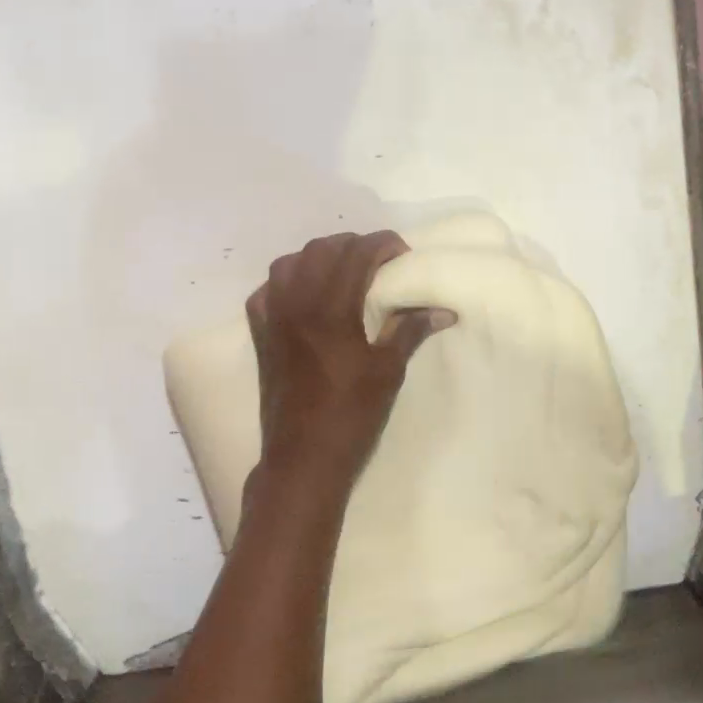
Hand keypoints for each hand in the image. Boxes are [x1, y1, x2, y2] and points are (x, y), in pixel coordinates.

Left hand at [245, 231, 453, 497]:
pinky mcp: (260, 336)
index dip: (382, 245)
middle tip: (378, 263)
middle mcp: (297, 303)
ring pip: (290, 263)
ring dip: (318, 258)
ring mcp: (273, 318)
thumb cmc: (351, 416)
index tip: (403, 254)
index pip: (356, 254)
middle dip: (353, 246)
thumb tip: (443, 310)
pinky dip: (288, 282)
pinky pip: (267, 290)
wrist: (303, 457)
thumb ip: (410, 330)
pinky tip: (305, 295)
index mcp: (331, 309)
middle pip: (322, 250)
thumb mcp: (387, 372)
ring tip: (343, 273)